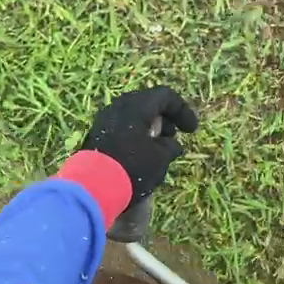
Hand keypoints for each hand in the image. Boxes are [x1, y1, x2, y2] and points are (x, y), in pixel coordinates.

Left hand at [79, 86, 198, 242]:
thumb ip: (170, 147)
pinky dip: (135, 133)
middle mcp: (120, 106)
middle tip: (172, 136)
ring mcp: (105, 118)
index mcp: (138, 106)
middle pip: (148, 103)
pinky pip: (121, 125)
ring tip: (157, 148)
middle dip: (164, 118)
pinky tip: (139, 153)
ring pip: (134, 114)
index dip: (183, 111)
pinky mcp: (96, 132)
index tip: (190, 131)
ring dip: (149, 127)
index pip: (166, 96)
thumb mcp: (161, 158)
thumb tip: (171, 144)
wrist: (92, 186)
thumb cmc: (133, 168)